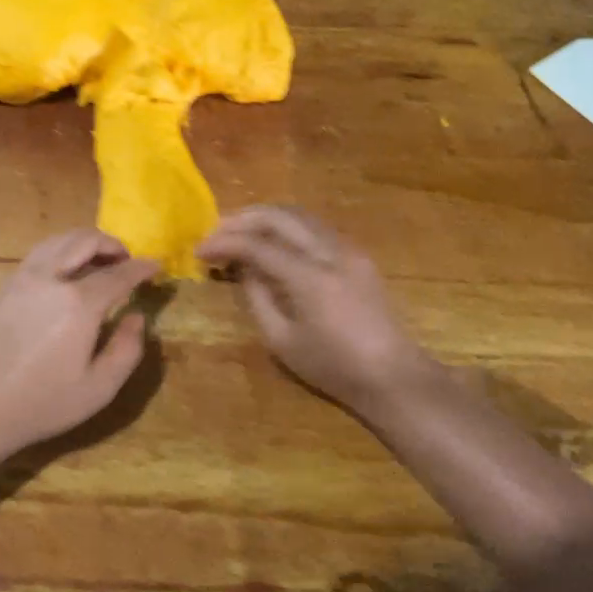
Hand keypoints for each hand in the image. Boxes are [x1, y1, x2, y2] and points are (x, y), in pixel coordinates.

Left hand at [0, 229, 158, 450]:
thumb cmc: (41, 403)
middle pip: (84, 240)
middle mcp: (49, 278)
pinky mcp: (4, 285)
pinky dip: (61, 251)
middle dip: (111, 244)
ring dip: (84, 242)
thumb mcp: (98, 388)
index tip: (156, 266)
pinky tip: (66, 272)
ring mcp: (22, 278)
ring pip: (58, 240)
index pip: (117, 274)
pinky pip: (39, 253)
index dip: (140, 268)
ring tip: (98, 261)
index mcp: (78, 303)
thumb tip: (136, 316)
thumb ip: (126, 349)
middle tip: (126, 260)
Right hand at [199, 206, 431, 411]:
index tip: (199, 250)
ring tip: (238, 231)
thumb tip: (244, 269)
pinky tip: (270, 241)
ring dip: (264, 218)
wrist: (393, 376)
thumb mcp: (282, 341)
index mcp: (311, 278)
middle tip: (215, 232)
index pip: (258, 245)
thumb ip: (258, 298)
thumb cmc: (334, 368)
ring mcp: (348, 250)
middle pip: (279, 216)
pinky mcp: (356, 255)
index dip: (224, 243)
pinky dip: (285, 226)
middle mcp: (331, 253)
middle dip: (242, 219)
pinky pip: (314, 226)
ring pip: (299, 214)